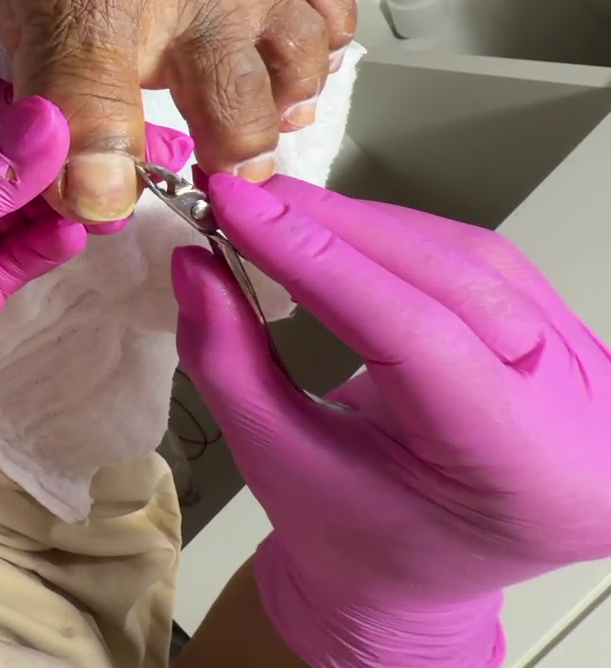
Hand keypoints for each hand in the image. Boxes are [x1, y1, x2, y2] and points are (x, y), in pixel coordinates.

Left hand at [0, 72, 190, 515]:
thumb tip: (49, 117)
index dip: (26, 104)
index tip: (87, 114)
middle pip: (13, 148)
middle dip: (68, 150)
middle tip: (140, 153)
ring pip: (31, 200)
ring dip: (73, 197)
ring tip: (121, 199)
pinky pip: (30, 249)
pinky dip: (55, 241)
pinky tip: (77, 237)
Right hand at [173, 175, 610, 667]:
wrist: (405, 569)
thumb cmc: (339, 527)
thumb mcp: (265, 449)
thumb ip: (222, 353)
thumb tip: (192, 261)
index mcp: (524, 474)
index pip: (415, 334)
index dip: (311, 255)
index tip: (228, 202)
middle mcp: (595, 426)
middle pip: (459, 282)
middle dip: (334, 225)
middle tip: (240, 193)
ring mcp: (600, 384)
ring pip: (476, 259)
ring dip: (363, 222)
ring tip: (273, 206)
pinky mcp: (572, 352)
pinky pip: (481, 267)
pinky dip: (392, 236)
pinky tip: (331, 229)